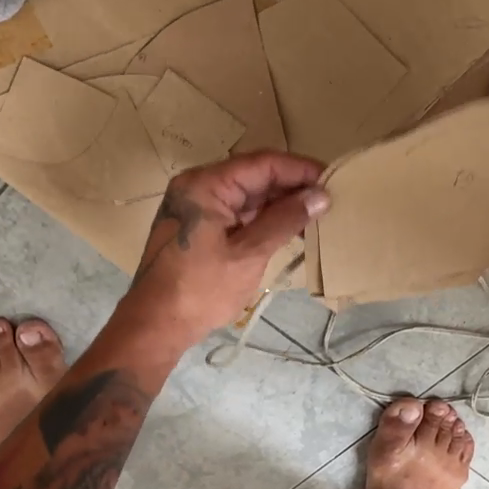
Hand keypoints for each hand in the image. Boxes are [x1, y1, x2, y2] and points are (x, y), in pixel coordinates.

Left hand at [120, 152, 328, 349]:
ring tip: (316, 217)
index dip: (300, 169)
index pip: (262, 163)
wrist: (155, 325)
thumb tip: (321, 195)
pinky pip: (236, 212)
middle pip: (253, 175)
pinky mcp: (197, 226)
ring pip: (246, 194)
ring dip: (279, 204)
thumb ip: (284, 220)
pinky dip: (262, 218)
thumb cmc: (200, 289)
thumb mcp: (248, 254)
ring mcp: (195, 206)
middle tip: (330, 200)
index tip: (333, 179)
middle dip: (292, 187)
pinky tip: (289, 229)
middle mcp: (197, 186)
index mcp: (205, 185)